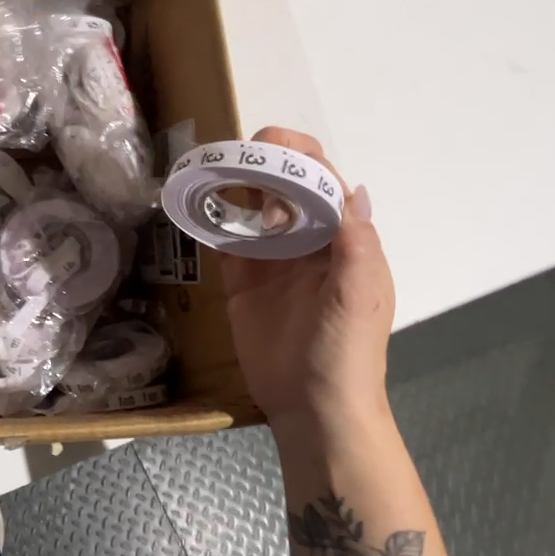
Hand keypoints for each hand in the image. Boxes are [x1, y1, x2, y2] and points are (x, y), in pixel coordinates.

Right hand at [222, 127, 393, 429]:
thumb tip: (352, 192)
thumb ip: (355, 247)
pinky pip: (225, 239)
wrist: (311, 405)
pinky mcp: (240, 279)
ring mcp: (271, 258)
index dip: (297, 158)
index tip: (263, 151)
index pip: (322, 181)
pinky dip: (211, 220)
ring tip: (206, 176)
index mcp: (343, 236)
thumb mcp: (359, 298)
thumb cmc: (346, 352)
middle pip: (284, 186)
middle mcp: (307, 238)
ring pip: (252, 206)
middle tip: (229, 166)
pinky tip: (195, 207)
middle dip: (260, 164)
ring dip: (232, 186)